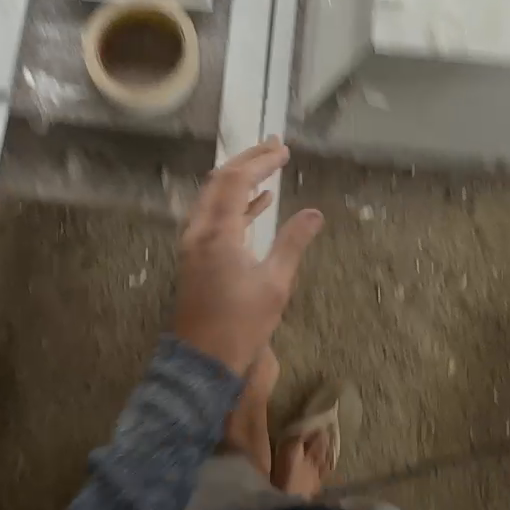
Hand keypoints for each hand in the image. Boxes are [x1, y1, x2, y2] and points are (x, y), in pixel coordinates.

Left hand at [172, 138, 322, 373]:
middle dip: (247, 160)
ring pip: (215, 197)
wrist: (203, 362)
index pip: (236, 181)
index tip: (284, 151)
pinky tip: (261, 203)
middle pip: (219, 181)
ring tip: (269, 166)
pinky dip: (237, 204)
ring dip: (241, 179)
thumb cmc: (241, 324)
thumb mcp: (275, 284)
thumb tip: (314, 213)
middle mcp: (199, 230)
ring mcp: (195, 243)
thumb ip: (293, 243)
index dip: (260, 162)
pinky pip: (216, 217)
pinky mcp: (198, 257)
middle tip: (274, 146)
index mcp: (216, 232)